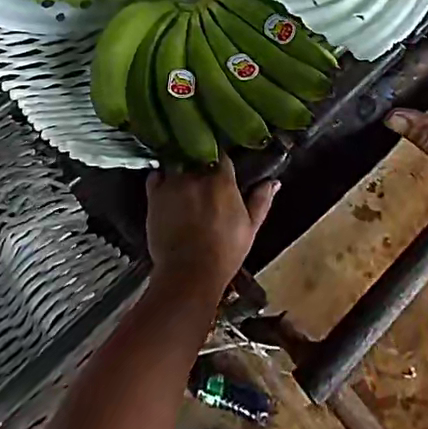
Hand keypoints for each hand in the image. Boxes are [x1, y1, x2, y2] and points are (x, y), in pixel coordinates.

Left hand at [145, 155, 277, 296]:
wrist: (189, 272)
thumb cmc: (225, 252)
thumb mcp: (250, 228)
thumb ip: (261, 201)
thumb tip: (273, 181)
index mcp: (222, 180)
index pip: (221, 156)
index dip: (220, 160)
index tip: (219, 166)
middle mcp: (196, 175)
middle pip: (197, 158)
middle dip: (199, 164)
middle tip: (201, 176)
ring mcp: (173, 182)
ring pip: (177, 165)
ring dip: (180, 170)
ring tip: (182, 182)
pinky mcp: (154, 193)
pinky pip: (156, 176)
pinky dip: (160, 179)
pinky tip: (165, 188)